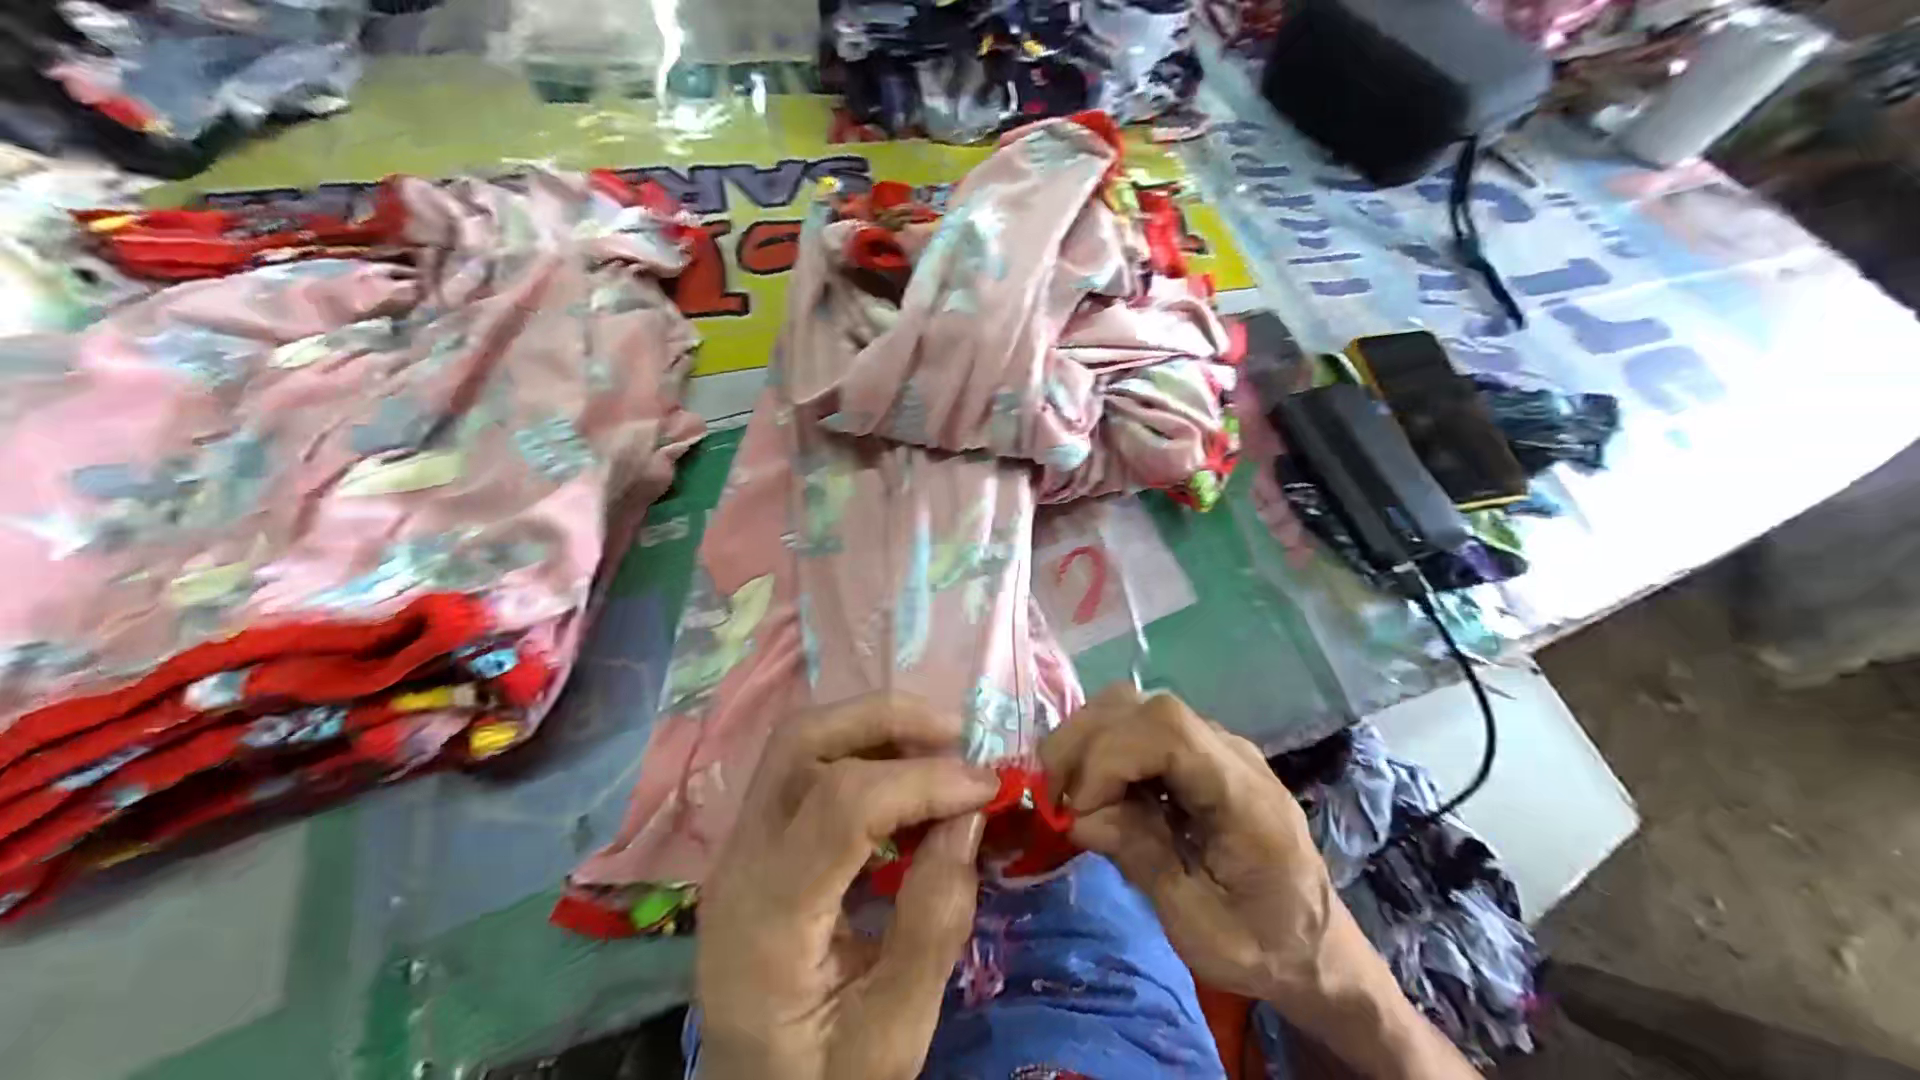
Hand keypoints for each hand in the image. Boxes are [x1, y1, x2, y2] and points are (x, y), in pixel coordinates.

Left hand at [696, 693, 1000, 1079]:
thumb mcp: (893, 1035)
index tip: (985, 787)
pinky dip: (860, 747)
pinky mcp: (753, 837)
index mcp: (767, 919)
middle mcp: (740, 861)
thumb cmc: (822, 1077)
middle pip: (802, 743)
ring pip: (798, 740)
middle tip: (956, 735)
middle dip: (886, 719)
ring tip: (937, 746)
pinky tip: (903, 773)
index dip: (922, 781)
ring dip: (872, 724)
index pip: (841, 806)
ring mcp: (739, 842)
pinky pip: (802, 763)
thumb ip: (933, 925)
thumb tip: (968, 816)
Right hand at [1039, 683, 1335, 1004]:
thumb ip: (1144, 862)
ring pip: (1136, 706)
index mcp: (1245, 798)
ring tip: (1067, 791)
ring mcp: (1215, 746)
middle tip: (1054, 797)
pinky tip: (1092, 788)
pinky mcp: (1198, 752)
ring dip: (1088, 740)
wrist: (1314, 944)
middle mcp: (1232, 754)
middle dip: (1085, 743)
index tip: (1081, 810)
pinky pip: (1139, 726)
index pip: (1169, 732)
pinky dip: (1101, 747)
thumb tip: (1080, 815)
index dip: (1110, 758)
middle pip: (1145, 708)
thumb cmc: (1263, 946)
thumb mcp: (1202, 932)